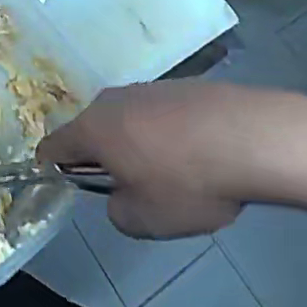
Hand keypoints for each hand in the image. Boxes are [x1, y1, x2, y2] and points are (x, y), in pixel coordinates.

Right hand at [38, 80, 306, 239]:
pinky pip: (159, 114)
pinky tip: (201, 154)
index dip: (54, 168)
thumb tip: (120, 199)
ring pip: (127, 121)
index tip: (71, 185)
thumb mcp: (148, 220)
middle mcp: (110, 101)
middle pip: (91, 131)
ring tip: (176, 173)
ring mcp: (146, 89)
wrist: (254, 137)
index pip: (53, 146)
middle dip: (103, 158)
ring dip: (137, 144)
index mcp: (91, 129)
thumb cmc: (189, 180)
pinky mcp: (180, 86)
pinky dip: (168, 133)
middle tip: (133, 187)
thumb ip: (118, 213)